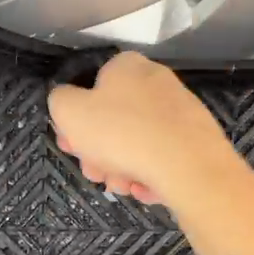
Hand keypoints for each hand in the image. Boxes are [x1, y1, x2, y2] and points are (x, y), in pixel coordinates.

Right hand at [47, 51, 241, 207]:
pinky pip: (160, 158)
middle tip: (96, 173)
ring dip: (120, 168)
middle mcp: (154, 81)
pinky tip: (144, 187)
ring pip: (135, 144)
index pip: (91, 90)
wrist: (186, 164)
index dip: (75, 123)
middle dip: (98, 153)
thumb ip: (59, 101)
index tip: (72, 147)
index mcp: (125, 67)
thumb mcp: (70, 113)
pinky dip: (148, 174)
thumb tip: (65, 101)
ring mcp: (178, 111)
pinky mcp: (194, 139)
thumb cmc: (122, 134)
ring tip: (122, 185)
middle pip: (113, 122)